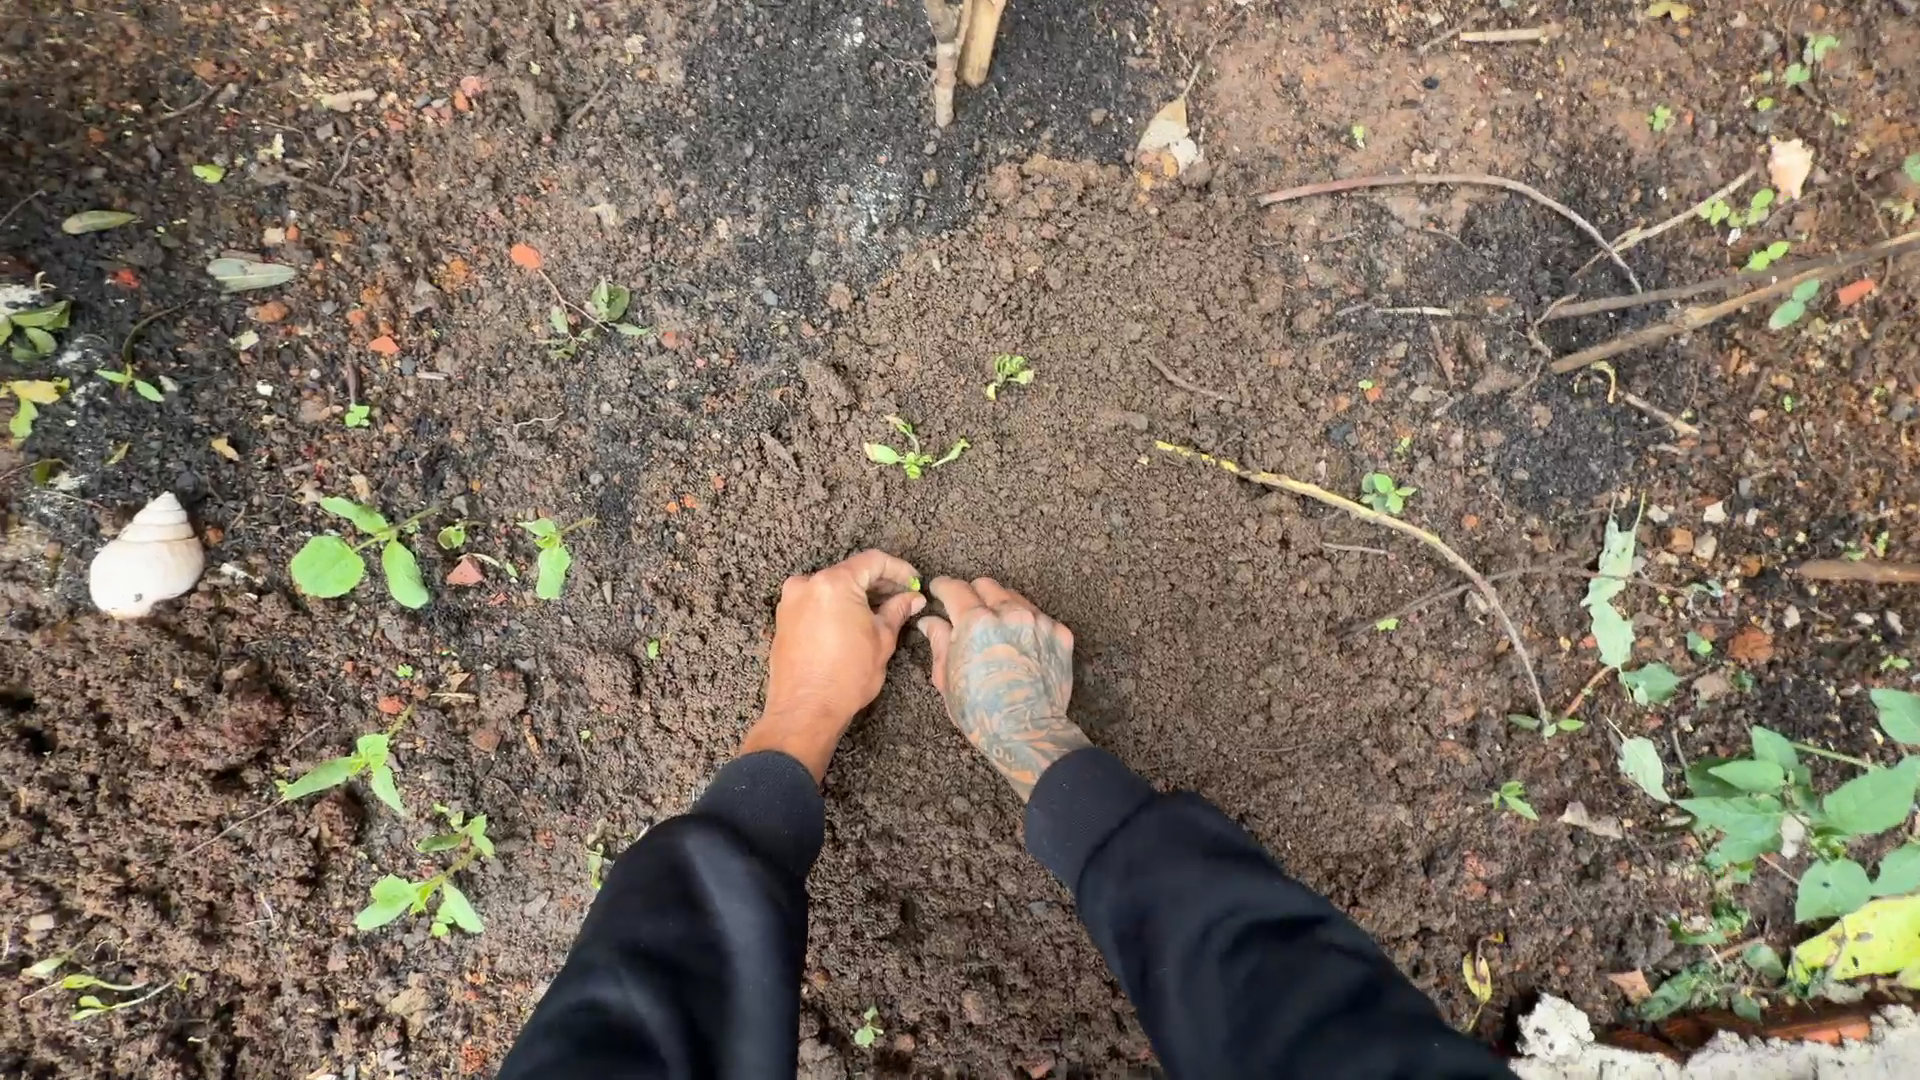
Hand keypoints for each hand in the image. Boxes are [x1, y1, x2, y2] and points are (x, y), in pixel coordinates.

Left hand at [740, 549, 924, 781]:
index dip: (899, 569)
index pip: (873, 561)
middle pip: (852, 571)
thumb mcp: (882, 640)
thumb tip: (911, 599)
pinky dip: (839, 606)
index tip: (914, 582)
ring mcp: (792, 602)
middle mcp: (807, 585)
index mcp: (834, 583)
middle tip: (904, 597)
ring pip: (834, 587)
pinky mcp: (785, 619)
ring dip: (860, 595)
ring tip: (884, 611)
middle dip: (880, 583)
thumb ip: (897, 611)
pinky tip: (857, 621)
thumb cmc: (843, 679)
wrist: (805, 711)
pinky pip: (818, 602)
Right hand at [916, 577, 1090, 800]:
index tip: (939, 589)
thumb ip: (940, 642)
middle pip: (986, 585)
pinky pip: (1036, 615)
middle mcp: (1009, 614)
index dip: (943, 587)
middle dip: (972, 594)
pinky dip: (1023, 623)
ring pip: (1013, 597)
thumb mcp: (947, 679)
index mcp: (976, 623)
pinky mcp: (1059, 633)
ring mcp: (1037, 621)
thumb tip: (931, 622)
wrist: (1029, 733)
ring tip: (994, 630)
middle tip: (966, 612)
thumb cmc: (982, 712)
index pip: (955, 588)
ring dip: (999, 606)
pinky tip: (1018, 645)